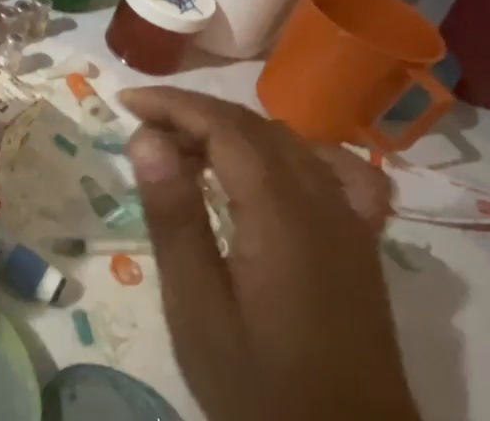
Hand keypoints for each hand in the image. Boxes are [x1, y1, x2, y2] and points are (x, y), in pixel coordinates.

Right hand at [117, 87, 418, 420]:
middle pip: (258, 127)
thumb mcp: (198, 309)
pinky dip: (294, 152)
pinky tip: (271, 170)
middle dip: (196, 113)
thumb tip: (147, 137)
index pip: (226, 128)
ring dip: (235, 130)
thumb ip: (175, 218)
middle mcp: (325, 205)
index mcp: (281, 217)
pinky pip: (337, 171)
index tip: (125, 103)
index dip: (174, 105)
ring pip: (293, 143)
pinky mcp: (364, 245)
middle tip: (143, 126)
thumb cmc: (259, 386)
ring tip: (187, 150)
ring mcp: (352, 224)